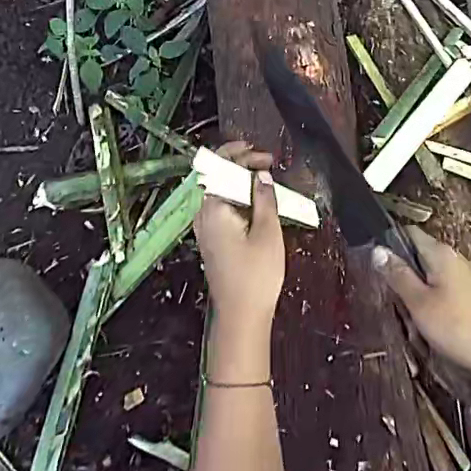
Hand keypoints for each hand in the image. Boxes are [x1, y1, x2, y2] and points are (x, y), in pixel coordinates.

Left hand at [193, 141, 284, 334]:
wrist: (241, 316)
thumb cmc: (256, 274)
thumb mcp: (267, 231)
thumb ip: (263, 198)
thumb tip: (261, 174)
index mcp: (213, 208)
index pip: (219, 167)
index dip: (240, 154)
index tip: (264, 155)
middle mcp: (203, 215)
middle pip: (215, 176)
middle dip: (240, 163)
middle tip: (267, 162)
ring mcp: (204, 228)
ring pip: (217, 191)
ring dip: (238, 179)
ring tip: (263, 176)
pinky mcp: (211, 239)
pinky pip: (220, 206)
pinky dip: (236, 196)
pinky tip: (254, 200)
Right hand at [372, 225, 470, 379]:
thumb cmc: (458, 328)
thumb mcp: (419, 303)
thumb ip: (397, 275)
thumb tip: (377, 249)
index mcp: (440, 253)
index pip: (407, 233)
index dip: (388, 244)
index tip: (375, 267)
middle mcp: (452, 259)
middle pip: (415, 258)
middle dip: (402, 280)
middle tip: (395, 304)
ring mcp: (462, 279)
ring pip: (426, 280)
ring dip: (415, 300)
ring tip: (412, 324)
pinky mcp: (468, 298)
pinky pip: (439, 295)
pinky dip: (430, 309)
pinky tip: (429, 331)